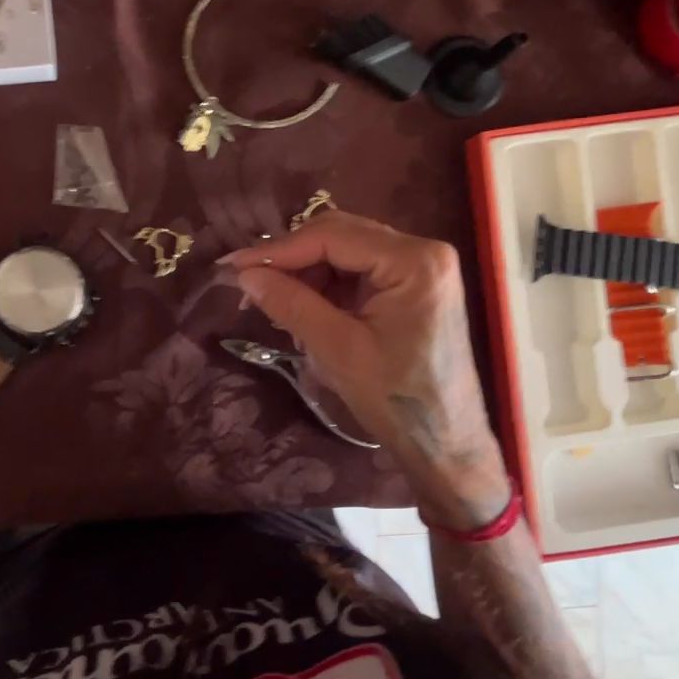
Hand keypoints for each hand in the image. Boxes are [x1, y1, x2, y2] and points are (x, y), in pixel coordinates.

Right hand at [221, 212, 510, 529]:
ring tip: (272, 305)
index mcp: (414, 260)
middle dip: (291, 260)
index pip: (333, 235)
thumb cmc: (395, 398)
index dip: (279, 249)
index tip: (234, 266)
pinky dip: (326, 289)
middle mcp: (422, 251)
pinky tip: (302, 311)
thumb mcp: (337, 349)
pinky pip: (358, 274)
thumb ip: (291, 304)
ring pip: (346, 253)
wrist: (444, 443)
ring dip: (306, 275)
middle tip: (247, 283)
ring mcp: (420, 269)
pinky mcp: (413, 288)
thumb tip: (244, 275)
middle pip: (340, 236)